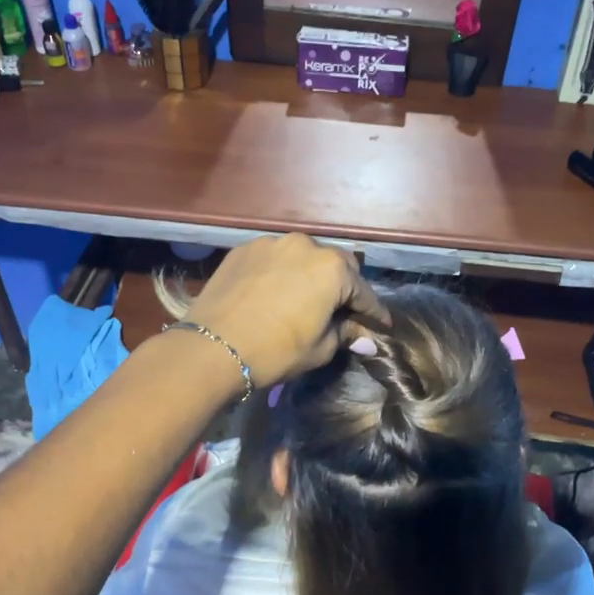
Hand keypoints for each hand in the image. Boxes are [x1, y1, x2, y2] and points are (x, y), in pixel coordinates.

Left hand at [181, 234, 389, 383]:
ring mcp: (271, 243)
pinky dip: (283, 272)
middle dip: (344, 287)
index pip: (363, 292)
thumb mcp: (319, 349)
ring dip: (311, 274)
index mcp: (331, 269)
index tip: (381, 325)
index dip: (374, 312)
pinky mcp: (244, 249)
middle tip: (345, 310)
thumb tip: (367, 339)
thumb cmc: (275, 351)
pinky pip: (275, 258)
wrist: (212, 348)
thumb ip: (345, 335)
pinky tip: (277, 291)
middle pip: (336, 265)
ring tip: (309, 297)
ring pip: (303, 256)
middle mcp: (305, 245)